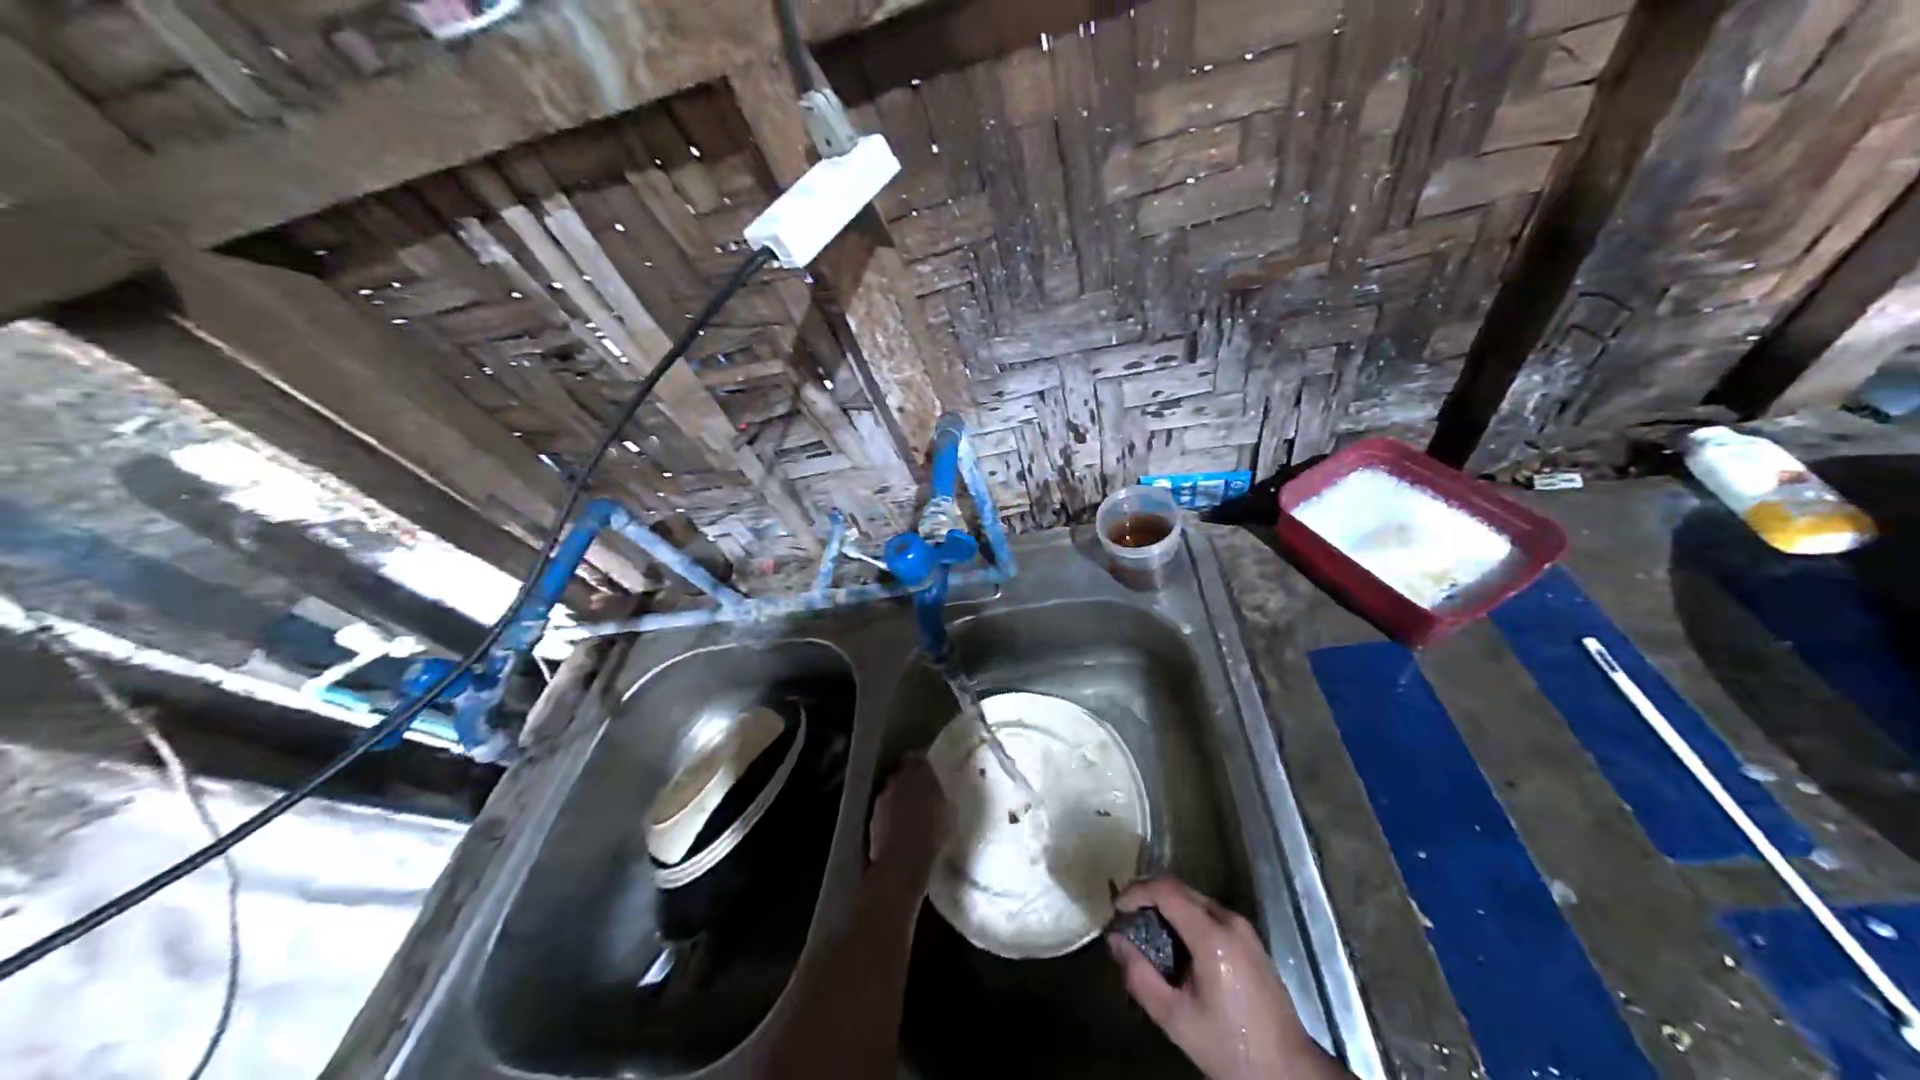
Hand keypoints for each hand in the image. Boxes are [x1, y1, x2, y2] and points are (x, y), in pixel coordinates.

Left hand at [868, 755, 953, 882]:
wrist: (902, 861)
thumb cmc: (933, 835)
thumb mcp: (949, 812)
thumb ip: (941, 794)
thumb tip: (939, 790)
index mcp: (919, 773)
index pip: (918, 758)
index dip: (923, 765)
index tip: (930, 773)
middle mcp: (897, 780)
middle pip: (902, 773)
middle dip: (910, 780)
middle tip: (922, 792)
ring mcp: (882, 798)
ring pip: (892, 791)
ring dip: (899, 797)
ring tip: (911, 812)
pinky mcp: (873, 817)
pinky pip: (884, 809)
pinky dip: (891, 814)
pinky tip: (900, 826)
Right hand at [1108, 878, 1345, 1079]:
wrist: (1288, 1071)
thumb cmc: (1229, 1046)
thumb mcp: (1175, 1018)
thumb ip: (1139, 976)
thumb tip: (1115, 940)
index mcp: (1213, 937)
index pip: (1167, 890)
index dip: (1136, 891)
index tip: (1116, 907)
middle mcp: (1230, 921)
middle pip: (1181, 889)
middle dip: (1148, 896)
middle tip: (1125, 918)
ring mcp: (1245, 929)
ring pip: (1195, 899)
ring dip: (1166, 907)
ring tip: (1144, 931)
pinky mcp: (1251, 940)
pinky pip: (1209, 913)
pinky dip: (1184, 917)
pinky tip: (1174, 945)